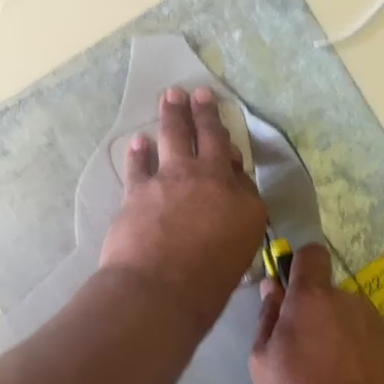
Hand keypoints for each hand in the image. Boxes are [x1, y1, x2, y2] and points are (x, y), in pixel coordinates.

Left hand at [99, 87, 266, 329]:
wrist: (159, 290)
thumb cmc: (206, 287)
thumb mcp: (238, 257)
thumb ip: (234, 227)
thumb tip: (224, 213)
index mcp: (246, 205)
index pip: (242, 173)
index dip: (233, 157)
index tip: (228, 148)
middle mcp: (213, 181)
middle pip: (212, 138)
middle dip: (206, 112)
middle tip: (201, 92)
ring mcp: (174, 179)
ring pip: (174, 136)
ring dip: (173, 113)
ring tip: (171, 95)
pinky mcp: (140, 188)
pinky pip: (139, 163)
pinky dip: (138, 152)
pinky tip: (137, 141)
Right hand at [248, 244, 383, 383]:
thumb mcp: (263, 361)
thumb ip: (267, 317)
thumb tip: (273, 288)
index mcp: (311, 297)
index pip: (310, 254)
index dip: (299, 264)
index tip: (290, 288)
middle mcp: (347, 299)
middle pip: (325, 292)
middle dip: (313, 311)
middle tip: (301, 349)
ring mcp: (374, 321)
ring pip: (345, 314)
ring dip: (335, 330)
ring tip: (327, 371)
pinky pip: (363, 334)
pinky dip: (354, 348)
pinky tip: (348, 379)